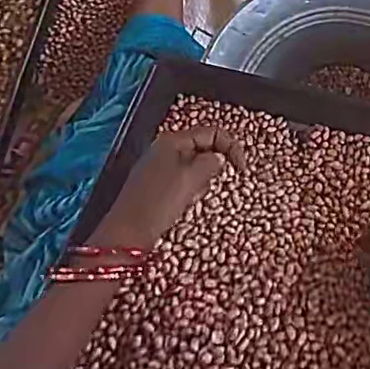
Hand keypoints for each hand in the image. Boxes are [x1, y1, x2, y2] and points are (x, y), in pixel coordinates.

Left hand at [92, 125, 245, 247]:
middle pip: (204, 148)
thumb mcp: (191, 179)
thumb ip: (211, 163)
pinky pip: (185, 180)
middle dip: (215, 165)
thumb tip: (220, 159)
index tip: (242, 170)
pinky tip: (184, 204)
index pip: (212, 133)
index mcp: (172, 141)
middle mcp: (165, 149)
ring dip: (202, 180)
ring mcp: (160, 167)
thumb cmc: (158, 203)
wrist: (126, 235)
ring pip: (196, 166)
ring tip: (193, 197)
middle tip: (212, 184)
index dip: (231, 147)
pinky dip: (191, 189)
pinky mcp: (158, 185)